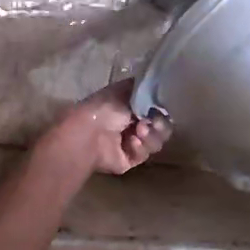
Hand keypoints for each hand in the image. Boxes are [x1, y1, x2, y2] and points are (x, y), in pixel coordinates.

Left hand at [39, 80, 171, 175]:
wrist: (88, 132)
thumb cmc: (105, 107)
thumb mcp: (127, 90)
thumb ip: (146, 91)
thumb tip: (159, 92)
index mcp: (131, 107)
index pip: (157, 110)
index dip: (162, 110)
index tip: (161, 108)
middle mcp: (133, 124)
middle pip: (160, 128)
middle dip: (160, 125)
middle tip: (152, 122)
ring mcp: (131, 143)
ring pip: (156, 142)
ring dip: (151, 136)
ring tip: (139, 131)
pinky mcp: (129, 160)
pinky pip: (144, 155)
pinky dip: (140, 147)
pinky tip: (131, 142)